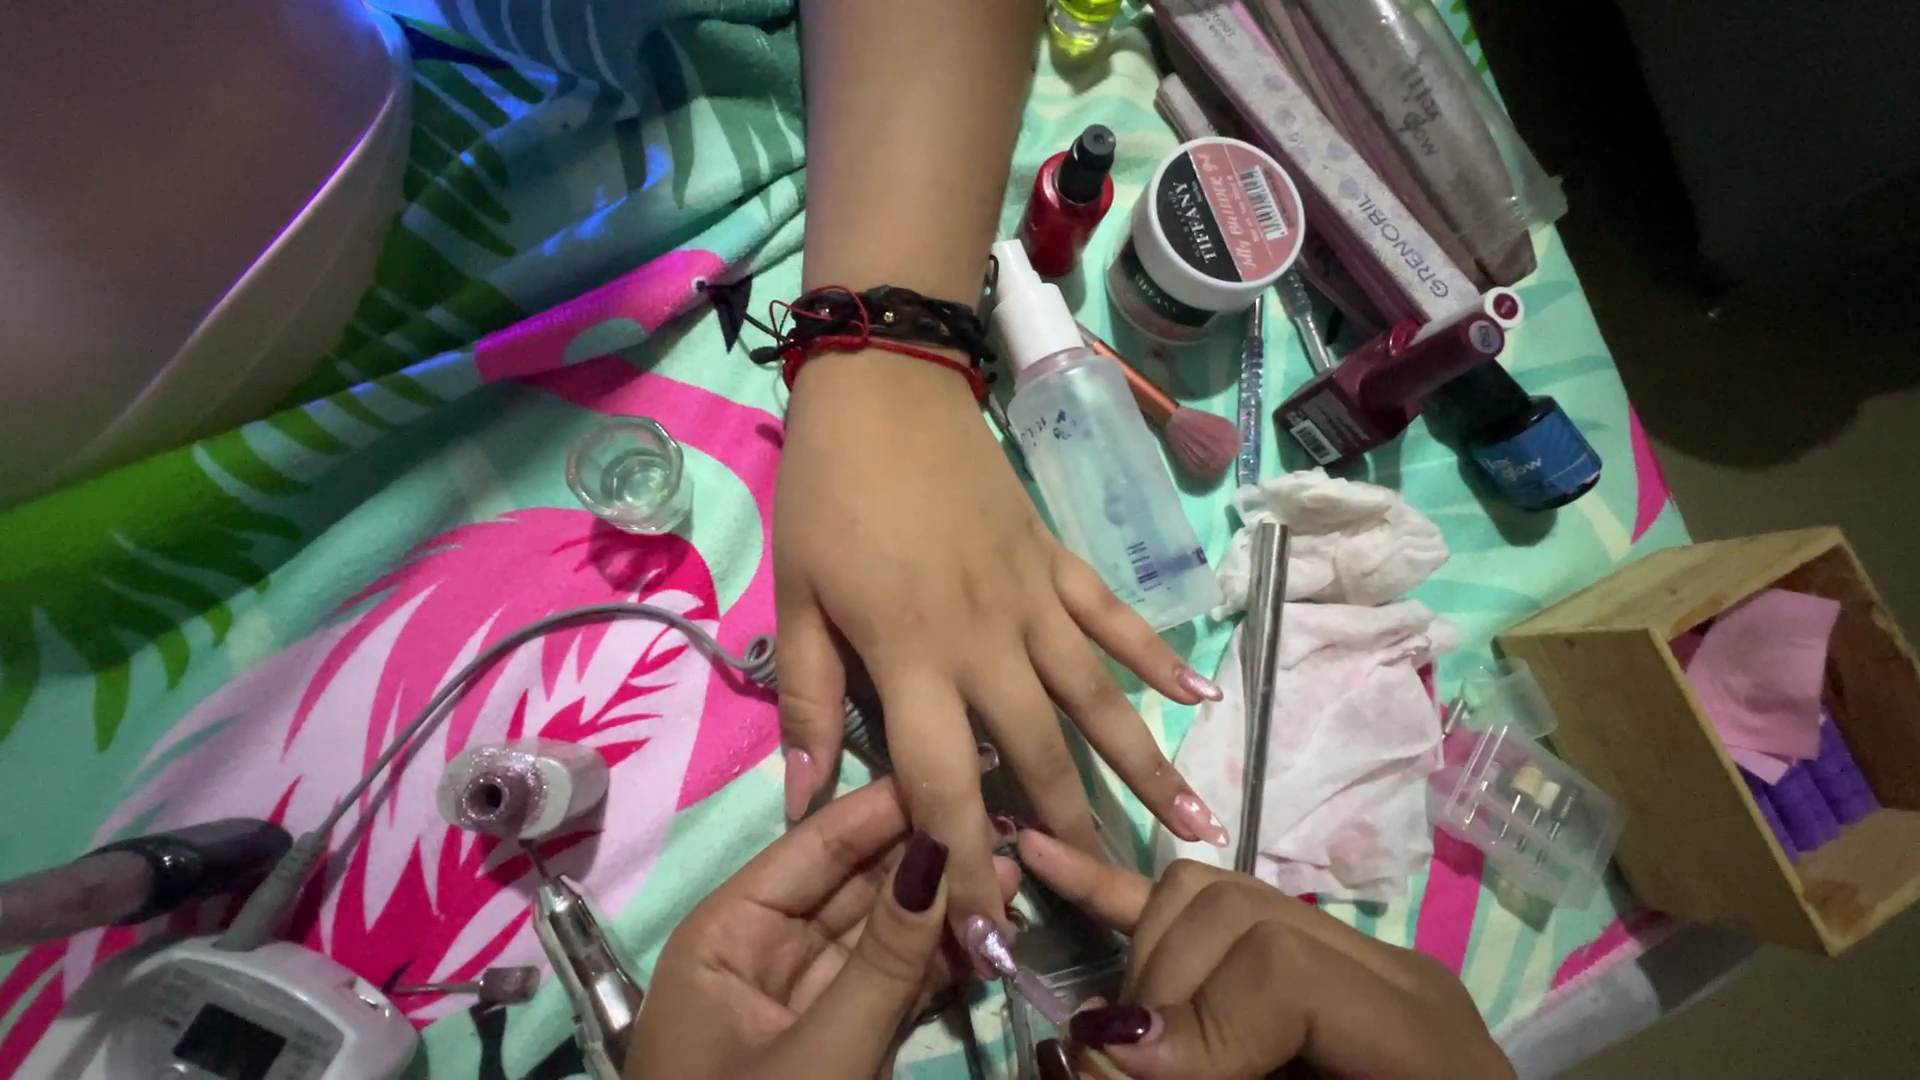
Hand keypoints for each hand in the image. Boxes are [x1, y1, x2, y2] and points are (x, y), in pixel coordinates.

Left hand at [626, 780, 1019, 1078]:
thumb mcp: (816, 1057)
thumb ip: (884, 956)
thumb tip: (941, 851)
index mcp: (731, 929)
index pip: (818, 844)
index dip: (886, 807)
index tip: (954, 768)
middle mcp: (765, 945)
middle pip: (856, 882)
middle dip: (929, 859)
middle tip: (1003, 829)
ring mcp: (804, 989)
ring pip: (882, 930)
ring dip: (945, 910)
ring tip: (1013, 881)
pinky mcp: (839, 1030)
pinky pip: (892, 978)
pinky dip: (939, 963)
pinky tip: (989, 938)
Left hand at [774, 353, 1229, 937]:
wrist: (886, 394)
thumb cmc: (830, 496)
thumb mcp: (799, 599)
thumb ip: (811, 701)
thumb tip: (801, 800)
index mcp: (913, 657)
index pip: (941, 787)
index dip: (960, 867)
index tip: (986, 934)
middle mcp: (987, 640)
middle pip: (1035, 753)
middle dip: (1069, 832)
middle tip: (1110, 896)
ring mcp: (1033, 597)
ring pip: (1095, 694)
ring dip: (1143, 763)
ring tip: (1193, 826)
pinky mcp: (1056, 558)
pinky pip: (1112, 615)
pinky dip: (1152, 656)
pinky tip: (1195, 695)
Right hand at [1017, 830, 1513, 1079]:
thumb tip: (1092, 1053)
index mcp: (1415, 1027)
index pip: (1278, 965)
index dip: (1197, 1018)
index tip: (1131, 1069)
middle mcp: (1374, 960)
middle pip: (1227, 912)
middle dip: (1157, 988)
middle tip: (1121, 1062)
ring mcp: (1328, 939)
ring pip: (1201, 889)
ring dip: (1144, 954)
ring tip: (1125, 1024)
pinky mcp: (1285, 941)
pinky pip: (1195, 898)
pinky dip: (1114, 886)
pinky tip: (1043, 854)